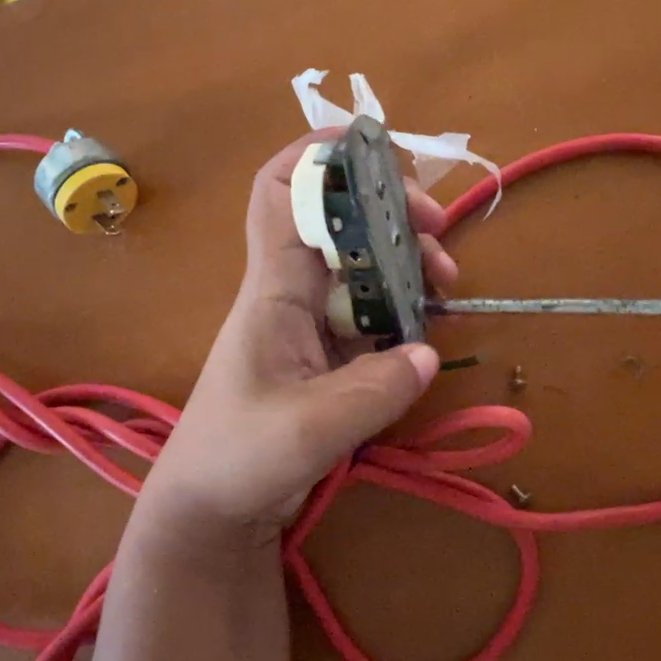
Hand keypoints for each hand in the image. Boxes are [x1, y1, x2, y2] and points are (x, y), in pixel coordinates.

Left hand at [140, 132, 455, 545]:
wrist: (212, 512)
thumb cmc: (236, 459)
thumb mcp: (305, 429)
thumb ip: (371, 391)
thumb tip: (429, 352)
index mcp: (273, 289)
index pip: (281, 194)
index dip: (318, 157)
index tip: (374, 148)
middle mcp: (295, 294)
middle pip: (342, 223)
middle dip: (392, 211)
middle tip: (440, 232)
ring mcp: (315, 326)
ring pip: (366, 267)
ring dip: (409, 261)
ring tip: (449, 284)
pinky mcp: (334, 359)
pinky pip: (376, 315)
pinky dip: (408, 309)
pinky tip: (434, 324)